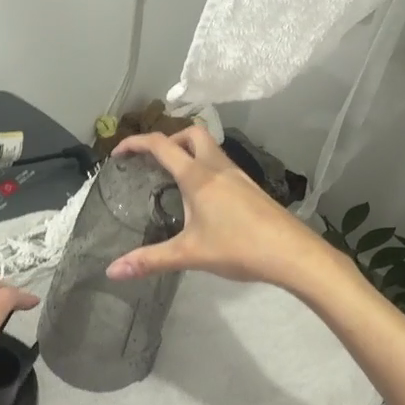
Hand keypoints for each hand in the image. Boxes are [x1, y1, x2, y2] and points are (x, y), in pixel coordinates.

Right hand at [104, 128, 335, 291]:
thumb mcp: (189, 254)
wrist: (291, 252)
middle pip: (191, 133)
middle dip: (169, 139)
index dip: (135, 143)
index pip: (161, 145)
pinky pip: (221, 165)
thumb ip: (150, 260)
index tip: (118, 153)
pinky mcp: (250, 187)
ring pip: (210, 148)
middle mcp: (217, 167)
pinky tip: (203, 198)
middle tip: (154, 162)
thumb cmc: (239, 247)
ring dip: (189, 152)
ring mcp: (238, 175)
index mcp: (198, 176)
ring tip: (174, 179)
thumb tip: (112, 271)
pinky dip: (205, 168)